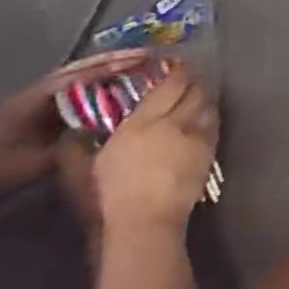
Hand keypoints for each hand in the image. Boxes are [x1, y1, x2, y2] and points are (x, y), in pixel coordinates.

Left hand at [0, 49, 153, 206]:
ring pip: (74, 78)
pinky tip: (116, 88)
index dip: (109, 68)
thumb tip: (111, 132)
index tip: (141, 60)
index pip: (76, 77)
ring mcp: (33, 103)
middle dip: (111, 61)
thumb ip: (73, 145)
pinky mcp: (37, 114)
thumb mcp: (37, 165)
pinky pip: (72, 92)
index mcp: (31, 102)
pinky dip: (96, 85)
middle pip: (76, 70)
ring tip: (138, 65)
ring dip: (104, 69)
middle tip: (147, 55)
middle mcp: (32, 95)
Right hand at [88, 66, 219, 234]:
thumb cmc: (108, 197)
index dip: (177, 72)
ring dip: (205, 99)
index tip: (177, 64)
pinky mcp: (209, 158)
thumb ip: (76, 147)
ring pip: (209, 109)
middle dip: (195, 82)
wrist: (146, 223)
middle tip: (191, 77)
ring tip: (199, 96)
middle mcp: (176, 125)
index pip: (170, 86)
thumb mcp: (81, 170)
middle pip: (196, 93)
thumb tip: (74, 134)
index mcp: (143, 122)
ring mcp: (197, 141)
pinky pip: (214, 129)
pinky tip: (205, 121)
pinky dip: (211, 119)